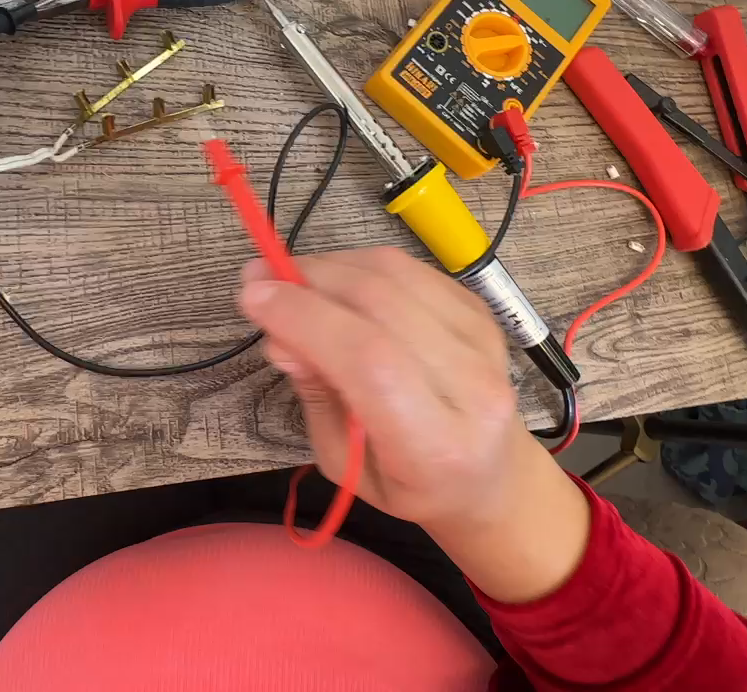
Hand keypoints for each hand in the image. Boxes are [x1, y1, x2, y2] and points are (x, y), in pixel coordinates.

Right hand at [237, 247, 590, 601]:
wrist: (493, 476)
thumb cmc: (409, 482)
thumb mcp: (343, 462)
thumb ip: (314, 394)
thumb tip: (280, 335)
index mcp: (436, 446)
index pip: (368, 361)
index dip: (304, 318)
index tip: (253, 297)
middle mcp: (472, 386)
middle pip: (379, 305)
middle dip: (306, 282)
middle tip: (258, 278)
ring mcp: (481, 341)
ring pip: (391, 274)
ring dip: (328, 265)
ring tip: (289, 278)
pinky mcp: (479, 310)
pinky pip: (406, 267)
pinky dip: (357, 264)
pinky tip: (332, 280)